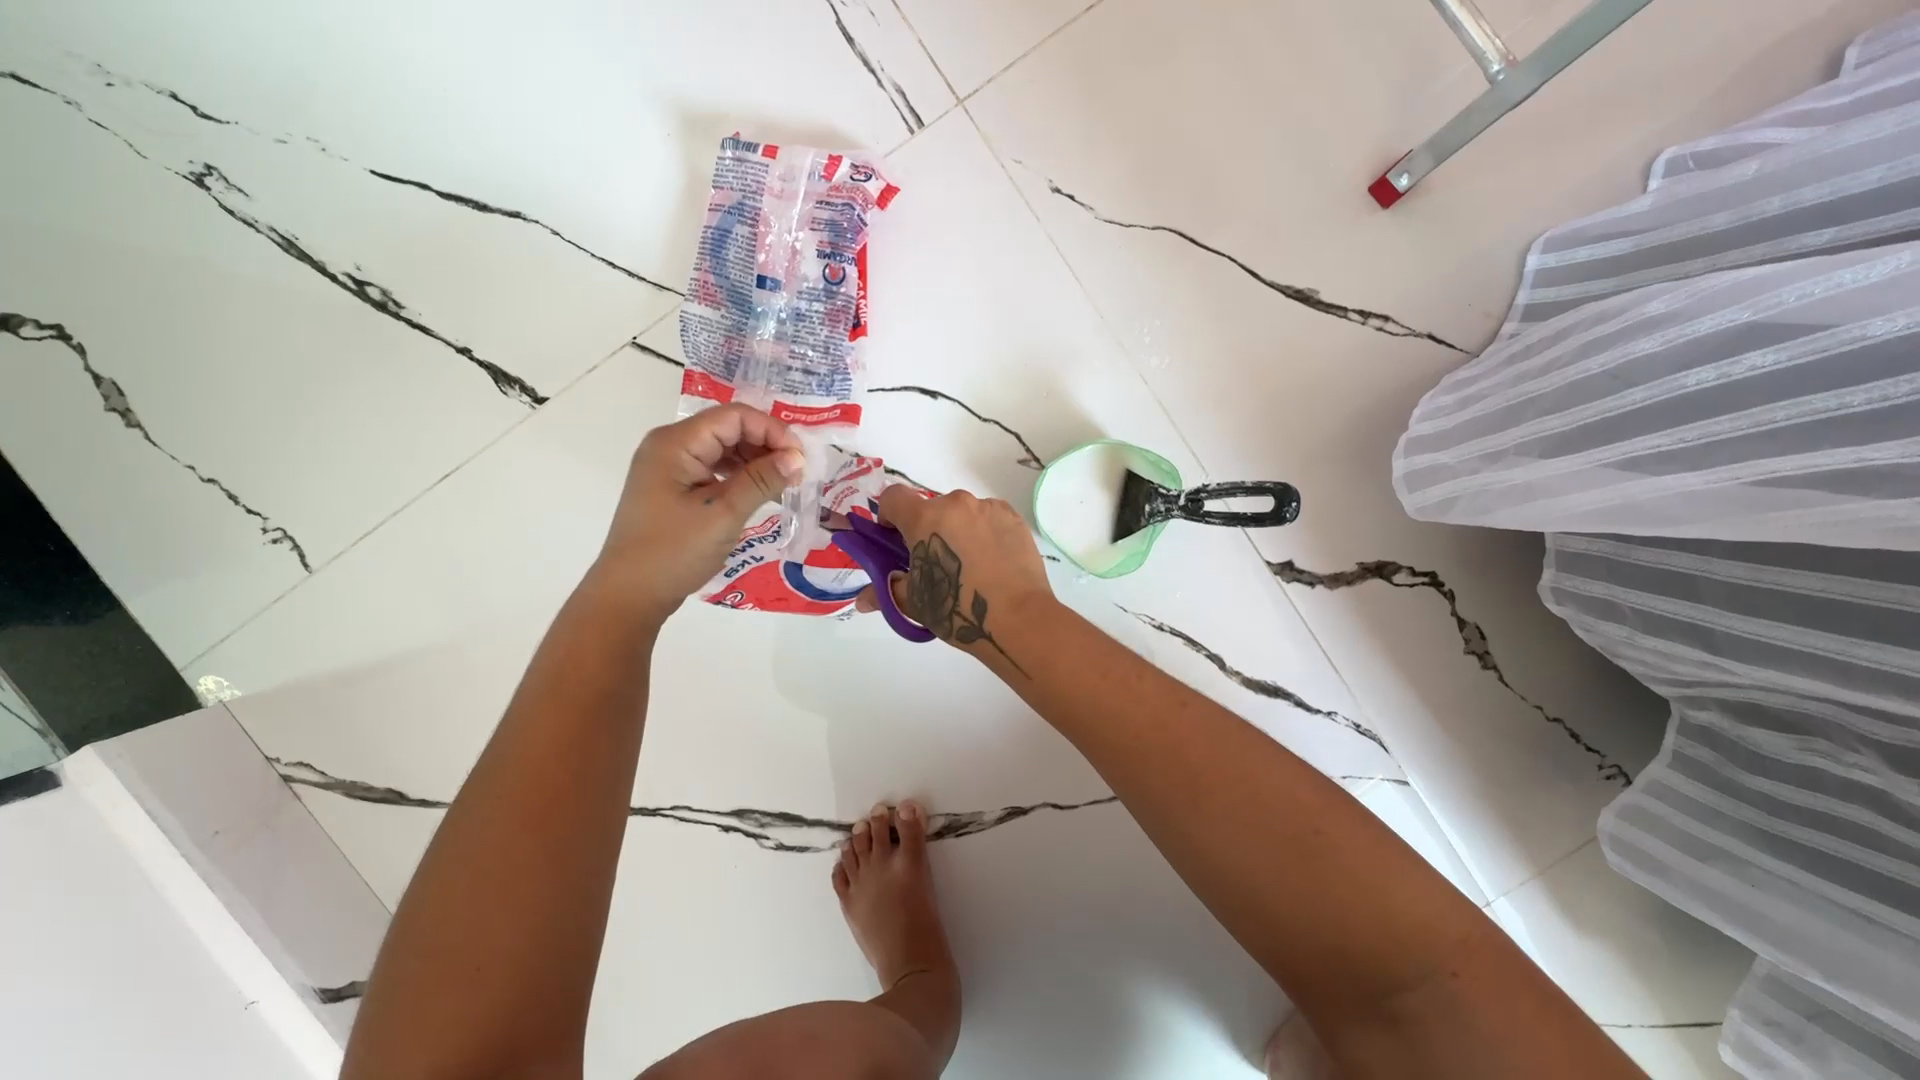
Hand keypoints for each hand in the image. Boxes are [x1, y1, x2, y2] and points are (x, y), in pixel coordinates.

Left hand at [592, 404, 804, 620]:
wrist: (630, 594)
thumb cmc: (674, 552)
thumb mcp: (724, 514)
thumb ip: (761, 480)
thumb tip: (798, 457)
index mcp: (675, 443)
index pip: (734, 417)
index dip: (771, 430)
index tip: (801, 458)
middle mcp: (669, 445)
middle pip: (727, 428)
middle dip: (765, 445)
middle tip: (797, 473)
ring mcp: (668, 467)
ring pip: (721, 449)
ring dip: (754, 462)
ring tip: (783, 484)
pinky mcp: (672, 487)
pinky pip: (712, 469)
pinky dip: (738, 477)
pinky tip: (759, 494)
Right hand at [855, 486, 1054, 671]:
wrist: (1018, 617)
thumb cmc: (958, 610)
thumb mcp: (915, 603)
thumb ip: (886, 592)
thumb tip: (862, 601)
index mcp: (924, 519)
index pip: (893, 497)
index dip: (889, 515)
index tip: (894, 538)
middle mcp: (955, 504)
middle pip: (931, 507)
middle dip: (927, 529)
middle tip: (935, 563)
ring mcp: (987, 508)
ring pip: (962, 512)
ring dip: (958, 530)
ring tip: (970, 566)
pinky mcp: (1012, 517)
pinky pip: (988, 517)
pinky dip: (984, 532)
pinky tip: (992, 562)